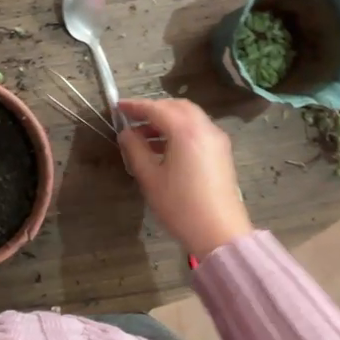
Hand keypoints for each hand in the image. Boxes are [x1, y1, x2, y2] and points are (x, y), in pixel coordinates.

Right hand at [116, 97, 254, 257]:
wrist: (219, 232)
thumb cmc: (180, 206)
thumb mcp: (150, 178)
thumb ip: (135, 150)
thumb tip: (126, 133)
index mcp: (186, 131)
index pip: (157, 108)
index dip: (135, 106)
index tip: (118, 107)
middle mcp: (205, 128)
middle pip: (177, 107)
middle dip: (154, 109)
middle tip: (132, 120)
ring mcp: (217, 139)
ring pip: (190, 117)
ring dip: (167, 119)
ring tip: (144, 136)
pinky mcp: (221, 152)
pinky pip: (198, 130)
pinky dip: (180, 129)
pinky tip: (165, 148)